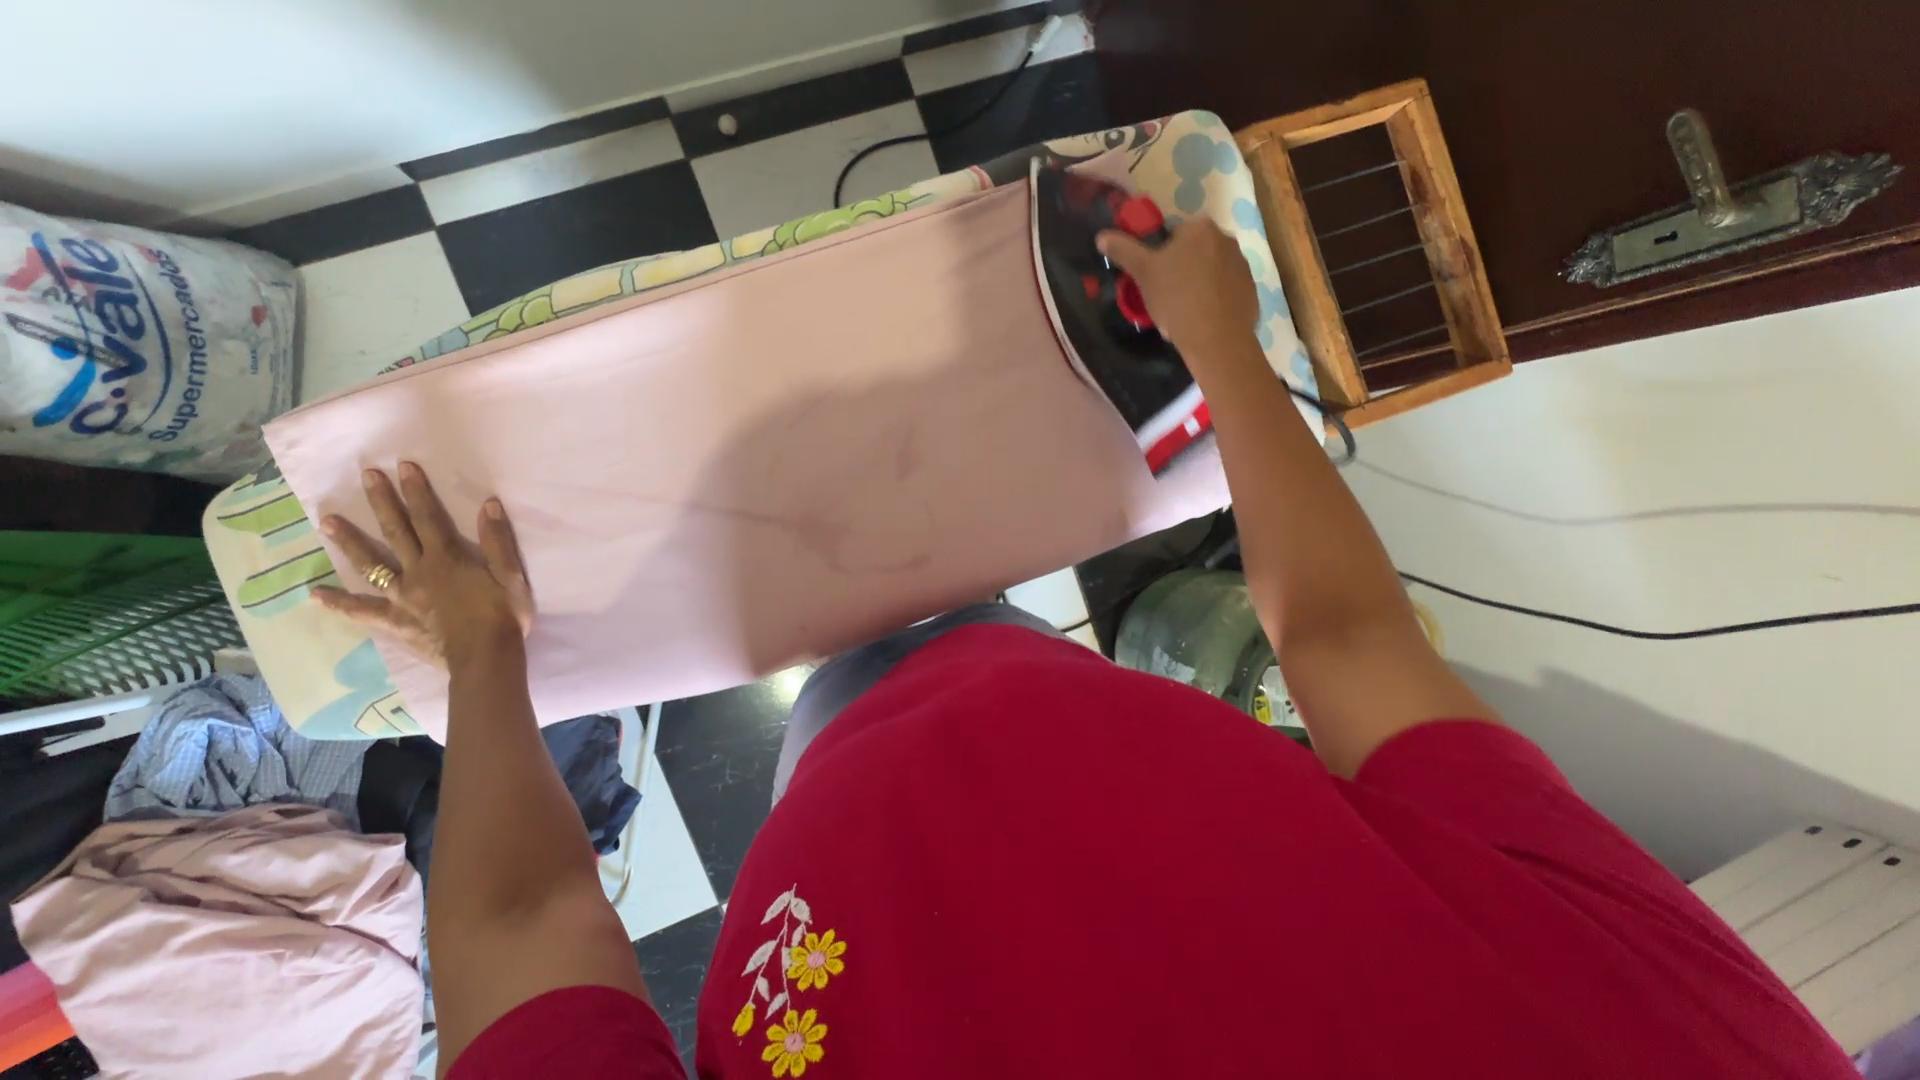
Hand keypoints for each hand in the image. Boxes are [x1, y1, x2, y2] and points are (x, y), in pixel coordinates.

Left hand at [311, 462, 532, 669]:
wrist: (485, 657)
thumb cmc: (503, 615)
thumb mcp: (511, 576)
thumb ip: (498, 541)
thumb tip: (488, 504)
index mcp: (447, 559)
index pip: (429, 517)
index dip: (417, 491)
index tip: (404, 467)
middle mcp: (418, 572)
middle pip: (396, 532)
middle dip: (382, 502)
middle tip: (366, 476)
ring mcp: (402, 597)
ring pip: (371, 565)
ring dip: (349, 542)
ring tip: (327, 522)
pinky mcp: (395, 621)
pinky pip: (362, 611)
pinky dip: (339, 603)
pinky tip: (317, 594)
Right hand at [1097, 220, 1261, 363]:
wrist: (1216, 339)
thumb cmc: (1176, 299)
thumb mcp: (1143, 273)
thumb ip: (1123, 250)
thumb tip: (1101, 236)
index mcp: (1199, 227)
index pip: (1173, 235)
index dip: (1160, 258)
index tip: (1155, 280)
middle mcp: (1226, 238)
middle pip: (1194, 252)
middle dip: (1181, 269)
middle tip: (1166, 297)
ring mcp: (1242, 265)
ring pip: (1210, 271)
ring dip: (1198, 285)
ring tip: (1185, 312)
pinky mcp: (1251, 290)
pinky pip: (1226, 290)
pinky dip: (1215, 300)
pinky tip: (1203, 319)